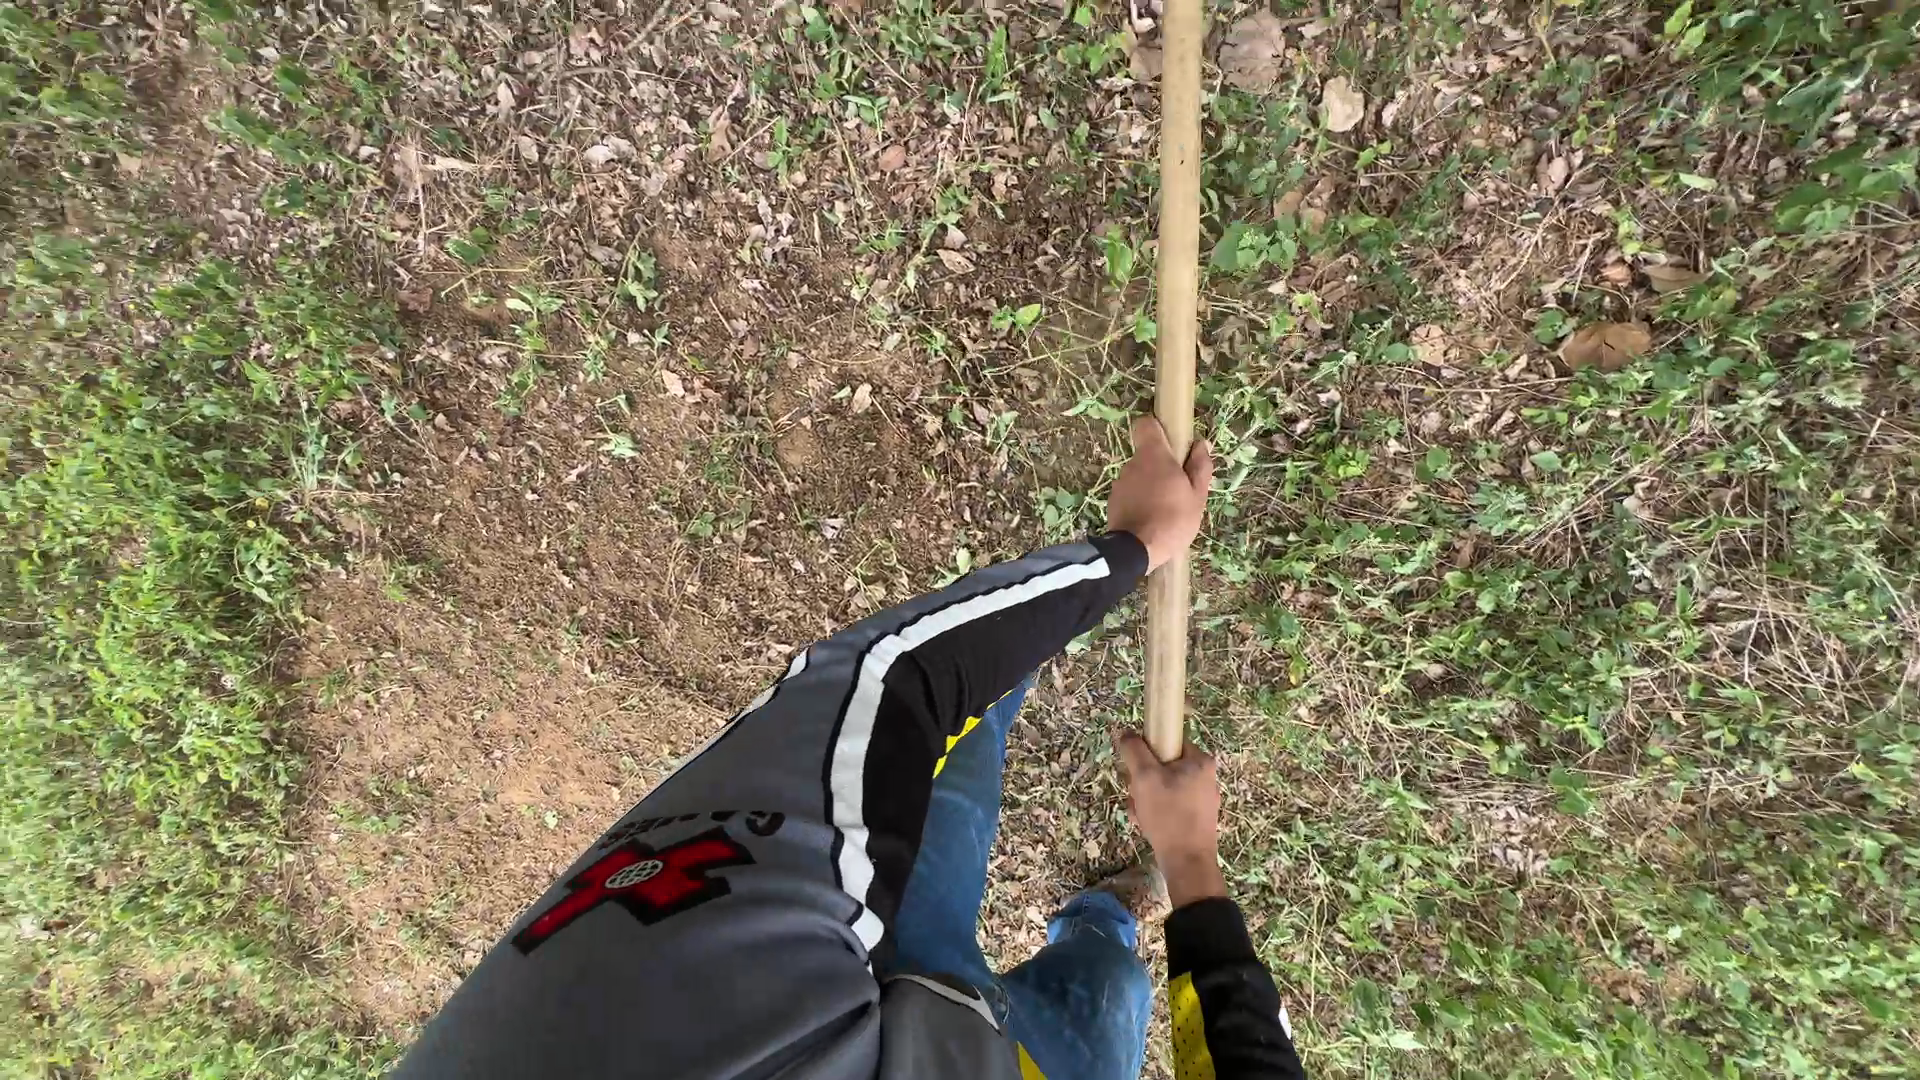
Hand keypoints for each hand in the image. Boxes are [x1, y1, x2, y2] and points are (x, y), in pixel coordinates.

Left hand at [1106, 416, 1212, 572]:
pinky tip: (1152, 516)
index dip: (1159, 428)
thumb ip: (1199, 466)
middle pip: (1147, 454)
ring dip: (1152, 484)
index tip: (1173, 443)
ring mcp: (1120, 482)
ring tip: (1167, 506)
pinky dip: (1141, 498)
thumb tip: (1200, 444)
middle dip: (1162, 464)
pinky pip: (1131, 491)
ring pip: (1139, 474)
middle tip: (1180, 486)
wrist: (1136, 551)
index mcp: (1153, 455)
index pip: (1146, 424)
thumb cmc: (1173, 519)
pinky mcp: (1113, 500)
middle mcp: (1132, 463)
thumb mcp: (1197, 495)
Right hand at [1114, 730, 1227, 908]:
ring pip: (1163, 787)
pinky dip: (1155, 811)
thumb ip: (1133, 750)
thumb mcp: (1144, 776)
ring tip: (1140, 813)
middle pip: (1162, 766)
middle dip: (1142, 781)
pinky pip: (1170, 804)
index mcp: (1200, 761)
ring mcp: (1203, 799)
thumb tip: (1125, 732)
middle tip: (1137, 795)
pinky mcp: (1197, 818)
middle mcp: (1206, 777)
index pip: (1167, 742)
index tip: (1136, 770)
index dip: (1146, 753)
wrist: (1187, 864)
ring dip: (1145, 797)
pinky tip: (1147, 824)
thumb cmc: (1168, 814)